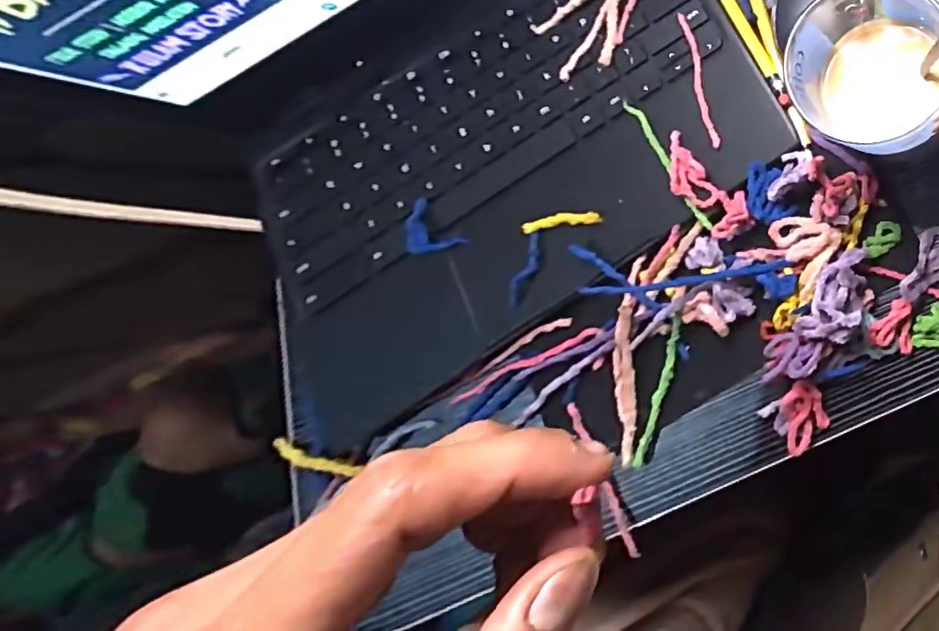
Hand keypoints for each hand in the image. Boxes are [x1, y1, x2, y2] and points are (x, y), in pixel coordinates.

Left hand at [123, 422, 612, 630]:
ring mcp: (240, 582)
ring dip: (510, 499)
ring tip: (551, 551)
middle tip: (583, 531)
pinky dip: (476, 518)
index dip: (515, 463)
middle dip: (527, 482)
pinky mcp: (269, 585)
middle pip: (419, 471)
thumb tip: (574, 562)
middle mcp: (223, 591)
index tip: (598, 473)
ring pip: (420, 478)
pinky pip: (402, 511)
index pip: (400, 492)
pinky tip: (504, 551)